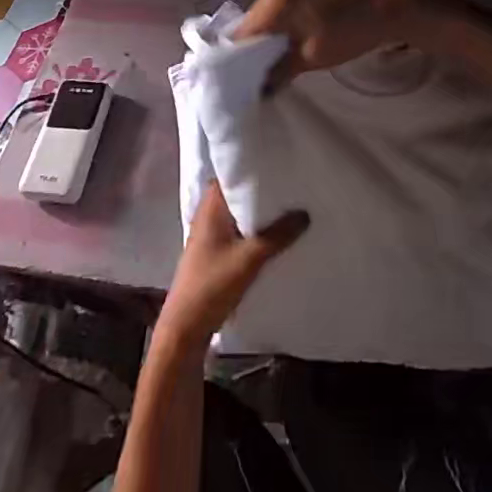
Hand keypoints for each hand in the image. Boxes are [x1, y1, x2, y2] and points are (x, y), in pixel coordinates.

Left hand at [157, 182, 308, 352]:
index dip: (250, 169)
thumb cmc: (213, 285)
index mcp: (209, 209)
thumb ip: (277, 235)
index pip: (229, 176)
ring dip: (259, 216)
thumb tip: (304, 213)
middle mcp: (207, 217)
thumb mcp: (249, 259)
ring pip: (239, 217)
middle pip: (236, 196)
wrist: (187, 326)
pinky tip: (277, 239)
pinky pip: (239, 236)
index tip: (278, 165)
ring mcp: (210, 237)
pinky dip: (255, 234)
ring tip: (291, 210)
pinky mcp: (215, 256)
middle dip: (261, 193)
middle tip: (292, 187)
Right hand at [233, 0, 432, 86]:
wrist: (393, 7)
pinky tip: (288, 48)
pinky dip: (281, 31)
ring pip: (266, 19)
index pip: (242, 33)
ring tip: (272, 66)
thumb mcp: (311, 58)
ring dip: (267, 41)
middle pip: (252, 24)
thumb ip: (278, 71)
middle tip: (255, 79)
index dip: (237, 59)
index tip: (237, 82)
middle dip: (253, 51)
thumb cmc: (351, 32)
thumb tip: (256, 90)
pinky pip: (280, 13)